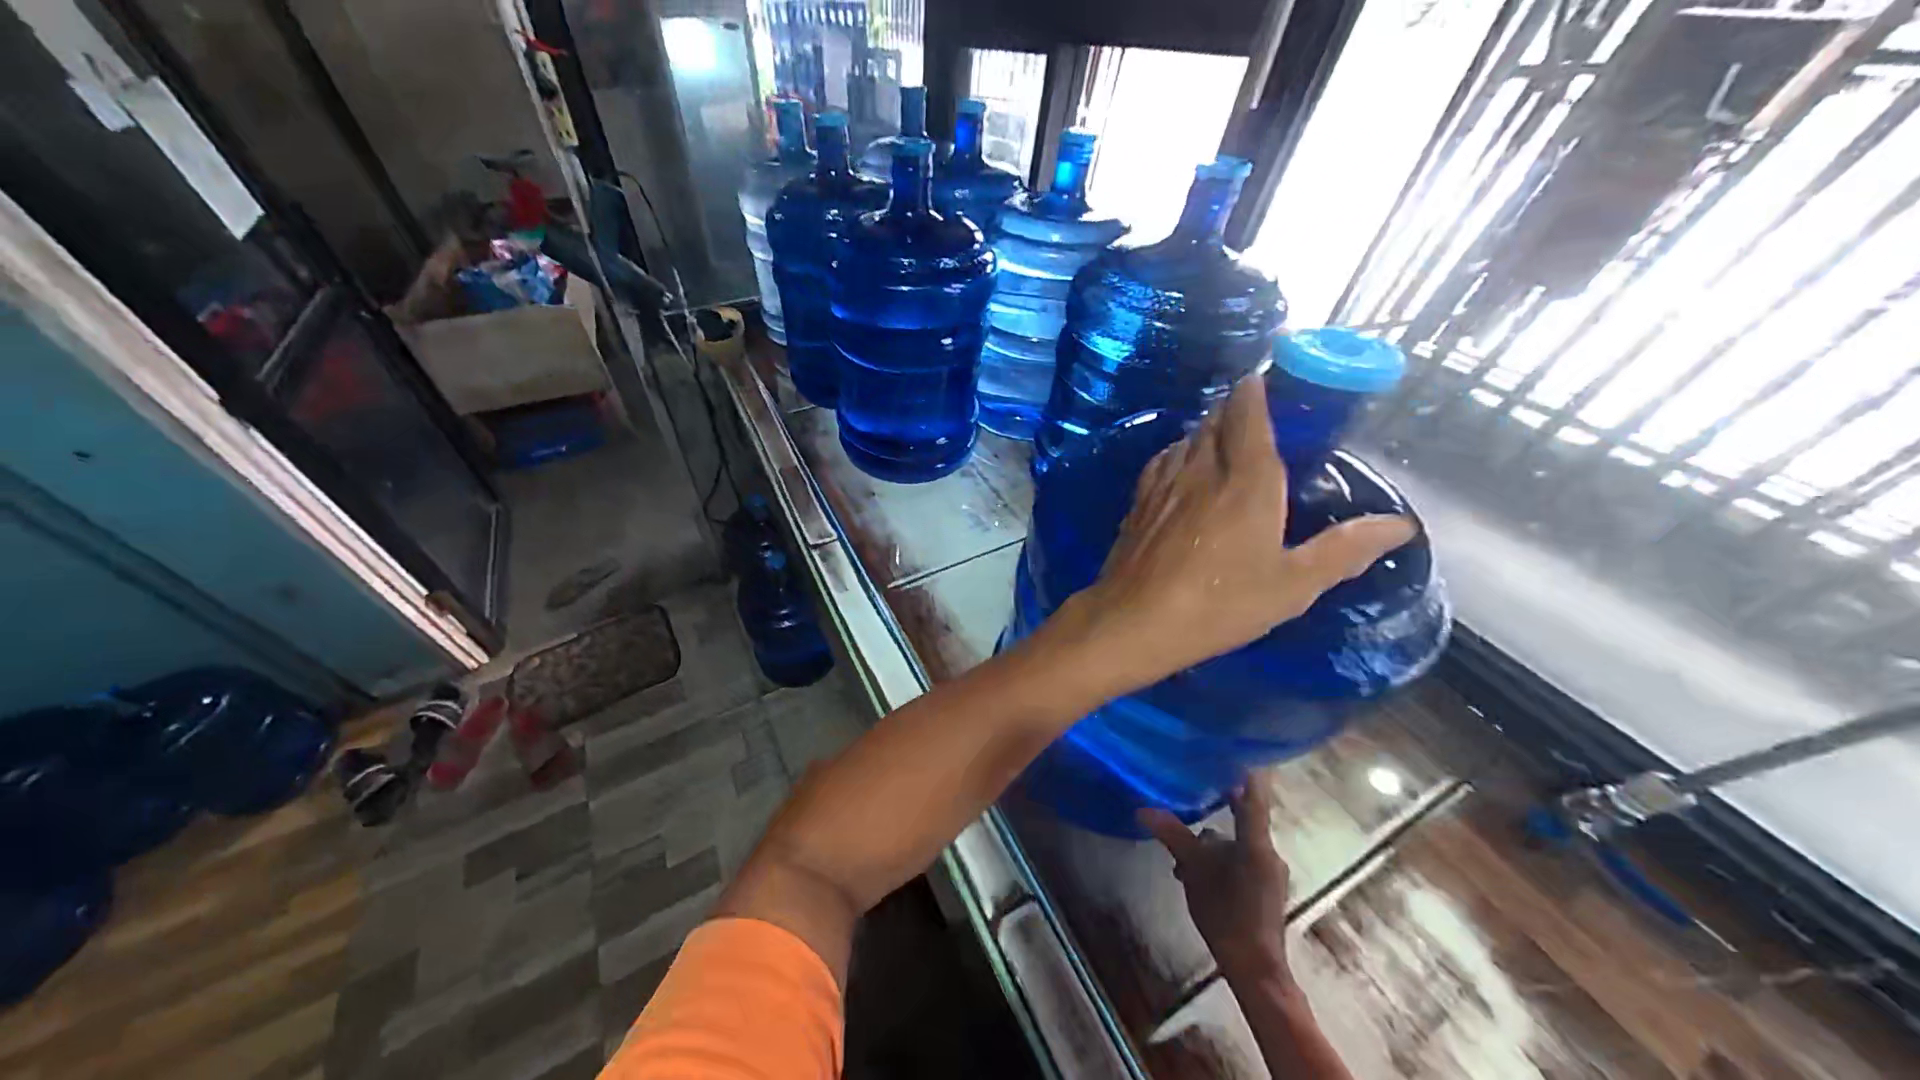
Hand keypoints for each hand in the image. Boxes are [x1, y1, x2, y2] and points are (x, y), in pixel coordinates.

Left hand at [1063, 375, 1415, 697]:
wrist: (1134, 621)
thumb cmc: (1220, 605)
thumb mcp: (1292, 585)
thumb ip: (1343, 550)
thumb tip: (1400, 524)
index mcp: (1247, 482)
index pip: (1250, 419)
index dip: (1255, 394)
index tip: (1260, 380)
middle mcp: (1202, 471)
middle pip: (1215, 422)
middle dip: (1233, 408)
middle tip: (1250, 408)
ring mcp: (1164, 484)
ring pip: (1187, 438)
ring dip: (1205, 429)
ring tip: (1220, 434)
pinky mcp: (1138, 502)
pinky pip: (1161, 461)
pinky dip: (1178, 452)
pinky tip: (1180, 465)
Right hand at [1141, 783, 1293, 985]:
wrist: (1255, 967)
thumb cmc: (1227, 914)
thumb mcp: (1195, 872)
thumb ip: (1174, 836)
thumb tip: (1144, 809)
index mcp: (1256, 843)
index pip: (1254, 796)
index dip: (1249, 771)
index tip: (1239, 749)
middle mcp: (1267, 852)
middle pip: (1242, 820)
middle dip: (1218, 810)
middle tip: (1196, 793)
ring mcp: (1268, 872)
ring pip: (1237, 844)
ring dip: (1212, 845)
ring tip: (1183, 855)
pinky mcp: (1264, 889)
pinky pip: (1240, 862)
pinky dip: (1219, 862)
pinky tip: (1195, 877)